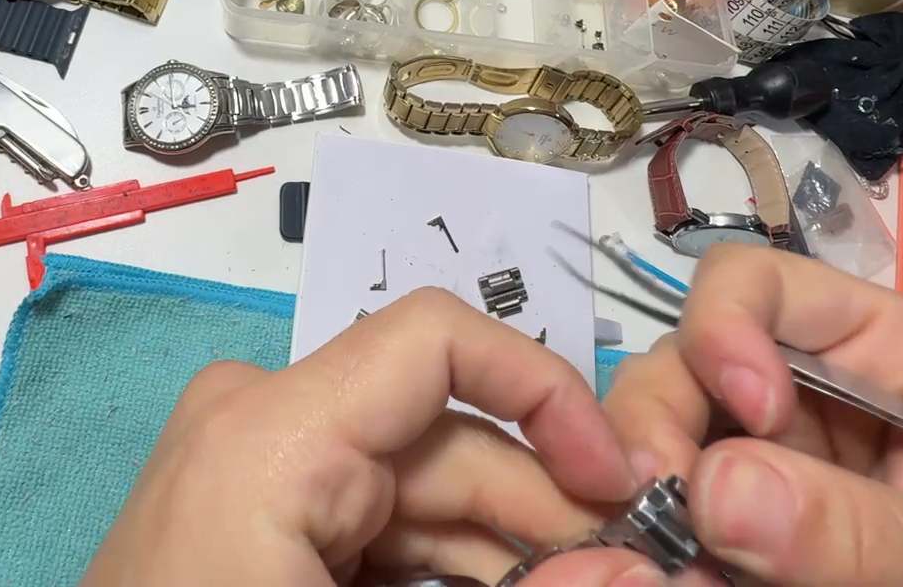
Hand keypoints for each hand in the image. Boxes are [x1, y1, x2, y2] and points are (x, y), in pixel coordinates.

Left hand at [83, 288, 649, 586]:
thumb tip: (642, 574)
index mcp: (272, 430)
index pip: (431, 339)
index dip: (542, 388)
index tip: (621, 482)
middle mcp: (265, 416)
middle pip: (443, 433)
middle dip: (546, 509)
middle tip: (637, 578)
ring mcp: (260, 460)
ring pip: (422, 484)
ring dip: (507, 551)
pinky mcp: (266, 505)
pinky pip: (381, 519)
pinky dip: (449, 568)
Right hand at [604, 245, 902, 585]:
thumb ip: (867, 532)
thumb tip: (712, 492)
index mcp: (874, 354)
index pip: (759, 284)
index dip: (727, 322)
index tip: (748, 409)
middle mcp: (796, 391)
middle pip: (683, 358)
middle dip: (658, 419)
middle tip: (656, 501)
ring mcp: (758, 459)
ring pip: (656, 428)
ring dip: (642, 484)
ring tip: (663, 560)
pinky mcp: (734, 525)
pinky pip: (665, 505)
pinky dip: (646, 536)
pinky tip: (662, 573)